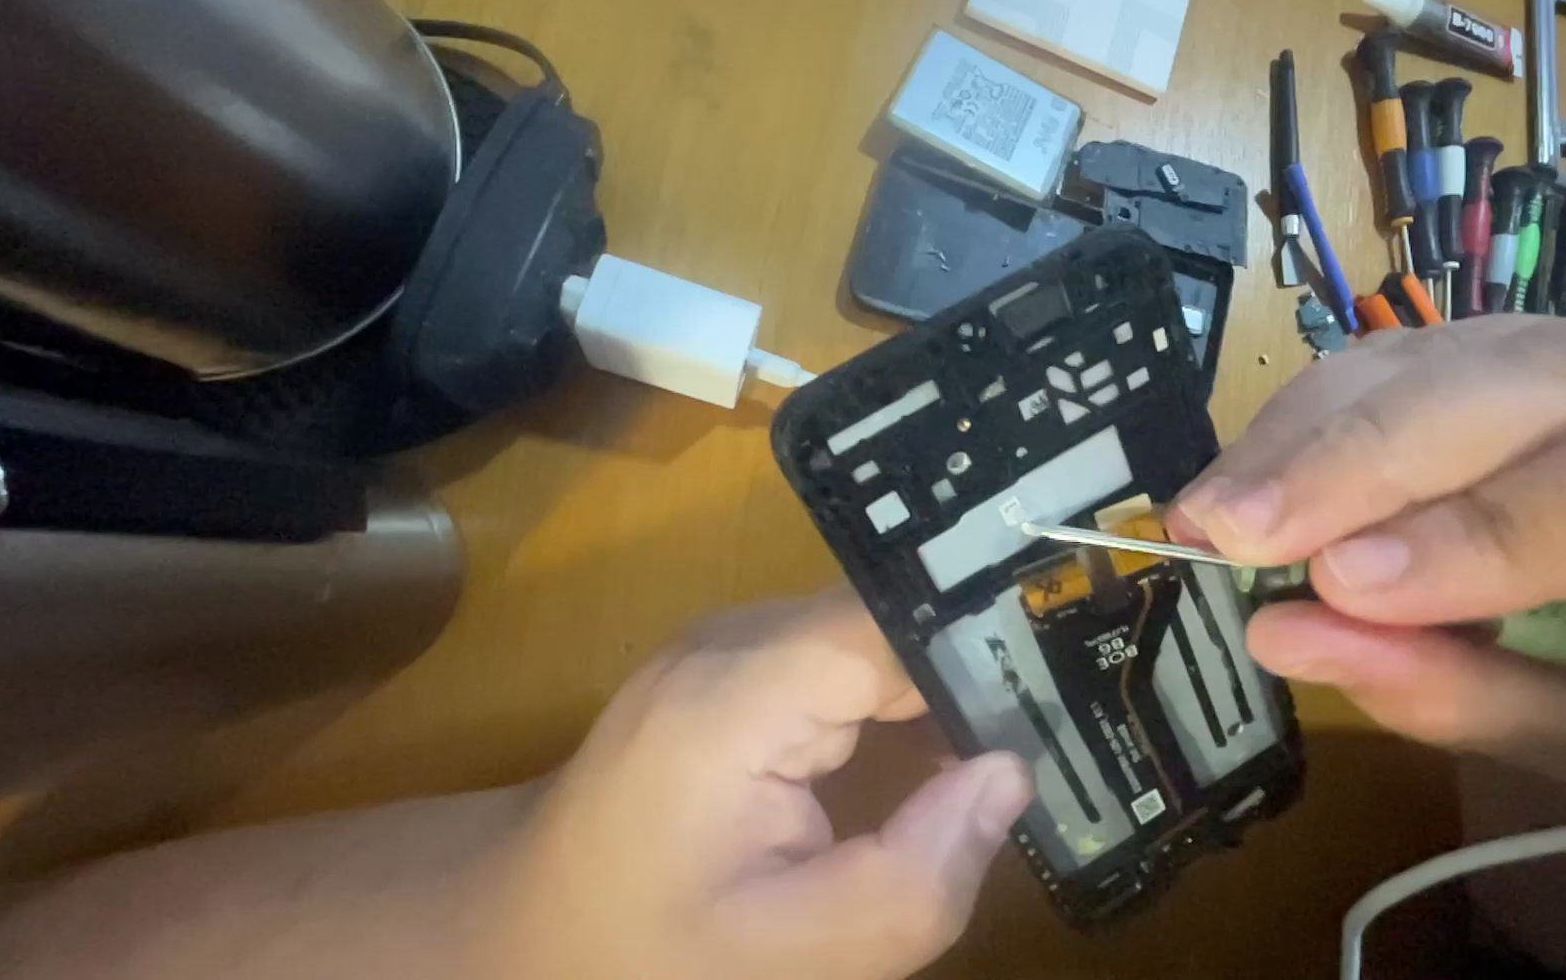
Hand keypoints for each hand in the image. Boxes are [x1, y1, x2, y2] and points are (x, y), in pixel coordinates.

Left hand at [495, 589, 1033, 979]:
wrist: (512, 934)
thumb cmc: (634, 959)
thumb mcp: (786, 961)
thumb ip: (912, 881)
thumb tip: (1010, 775)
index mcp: (741, 691)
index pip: (890, 624)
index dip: (977, 653)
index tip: (1052, 699)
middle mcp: (738, 636)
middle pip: (886, 620)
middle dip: (967, 673)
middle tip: (1045, 731)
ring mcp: (731, 640)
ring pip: (870, 633)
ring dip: (932, 686)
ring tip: (999, 742)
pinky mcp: (735, 661)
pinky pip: (840, 654)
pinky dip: (891, 693)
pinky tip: (922, 747)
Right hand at [1172, 317, 1565, 782]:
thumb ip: (1471, 691)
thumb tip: (1285, 635)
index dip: (1489, 533)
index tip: (1340, 585)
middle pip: (1493, 388)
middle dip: (1347, 463)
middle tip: (1229, 533)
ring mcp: (1546, 341)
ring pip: (1401, 364)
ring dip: (1287, 440)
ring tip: (1203, 516)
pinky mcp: (1459, 345)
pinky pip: (1357, 369)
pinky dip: (1283, 426)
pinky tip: (1235, 483)